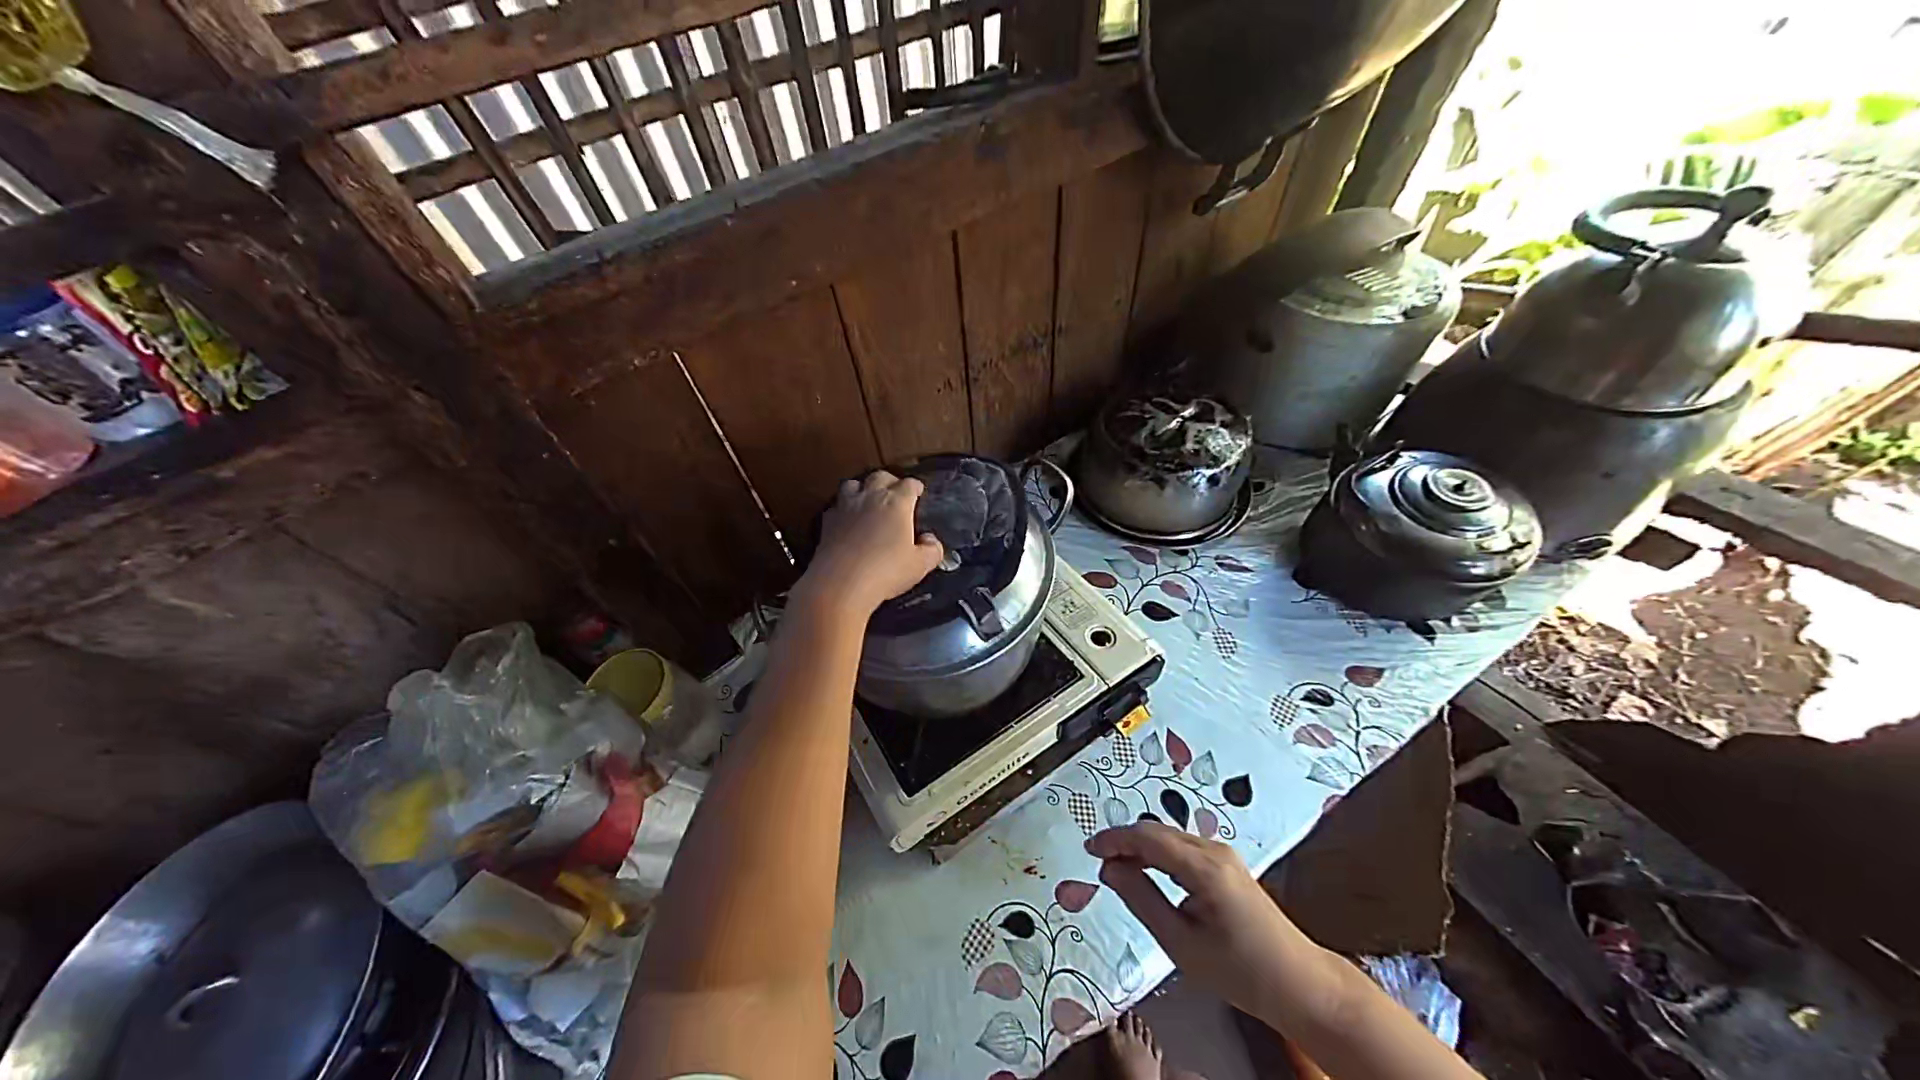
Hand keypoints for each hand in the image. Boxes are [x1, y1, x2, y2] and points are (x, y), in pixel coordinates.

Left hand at [795, 471, 944, 618]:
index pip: (909, 484)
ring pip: (853, 484)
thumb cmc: (884, 571)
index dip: (915, 486)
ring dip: (862, 488)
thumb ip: (931, 550)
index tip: (917, 491)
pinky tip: (847, 520)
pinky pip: (836, 506)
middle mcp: (870, 498)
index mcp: (897, 503)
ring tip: (867, 498)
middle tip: (895, 491)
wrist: (841, 583)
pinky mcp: (827, 522)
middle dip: (890, 481)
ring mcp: (846, 507)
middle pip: (880, 476)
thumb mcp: (919, 565)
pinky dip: (843, 509)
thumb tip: (931, 541)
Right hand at [1085, 822, 1340, 1028]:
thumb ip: (1141, 899)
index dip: (1115, 839)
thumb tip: (1110, 868)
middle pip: (1158, 831)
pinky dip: (1158, 853)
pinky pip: (1183, 847)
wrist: (1298, 983)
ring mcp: (1224, 855)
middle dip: (1124, 841)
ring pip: (1169, 837)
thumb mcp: (1180, 942)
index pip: (1148, 837)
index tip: (1089, 849)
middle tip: (1097, 860)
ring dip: (1140, 846)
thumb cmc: (1240, 970)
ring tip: (1115, 866)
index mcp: (1205, 868)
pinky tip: (1145, 869)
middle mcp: (1215, 851)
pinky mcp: (1227, 864)